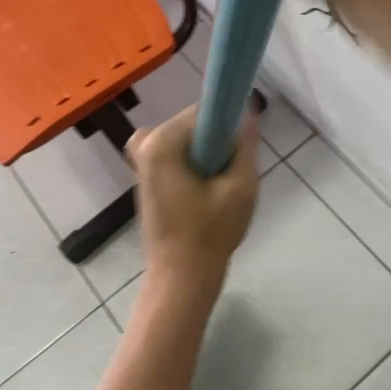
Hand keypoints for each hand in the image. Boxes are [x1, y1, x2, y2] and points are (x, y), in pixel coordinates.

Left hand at [127, 104, 260, 286]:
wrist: (181, 277)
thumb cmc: (211, 233)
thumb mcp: (241, 187)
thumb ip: (245, 146)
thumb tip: (249, 113)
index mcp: (161, 142)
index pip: (204, 112)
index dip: (228, 128)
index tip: (238, 154)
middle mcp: (145, 145)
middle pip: (194, 126)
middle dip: (216, 144)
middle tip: (230, 177)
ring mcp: (142, 164)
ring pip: (187, 143)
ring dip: (207, 159)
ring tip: (218, 190)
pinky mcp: (146, 180)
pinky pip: (177, 158)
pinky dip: (194, 169)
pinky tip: (205, 197)